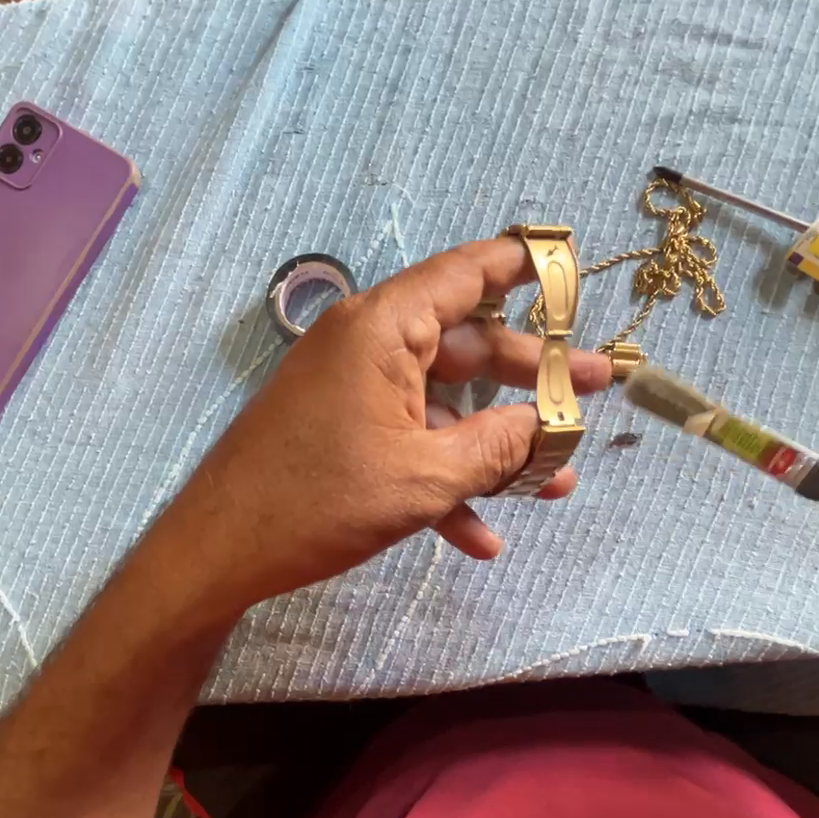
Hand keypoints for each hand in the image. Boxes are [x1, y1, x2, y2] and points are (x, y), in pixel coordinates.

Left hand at [157, 238, 613, 611]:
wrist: (221, 550)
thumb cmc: (320, 500)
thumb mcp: (423, 477)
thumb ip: (497, 447)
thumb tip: (551, 430)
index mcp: (383, 328)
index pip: (467, 274)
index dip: (525, 267)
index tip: (572, 267)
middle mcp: (366, 345)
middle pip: (465, 346)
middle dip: (532, 377)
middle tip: (597, 389)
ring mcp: (351, 391)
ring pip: (440, 405)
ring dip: (493, 446)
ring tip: (556, 482)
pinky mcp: (340, 432)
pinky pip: (404, 443)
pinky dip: (442, 481)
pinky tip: (481, 540)